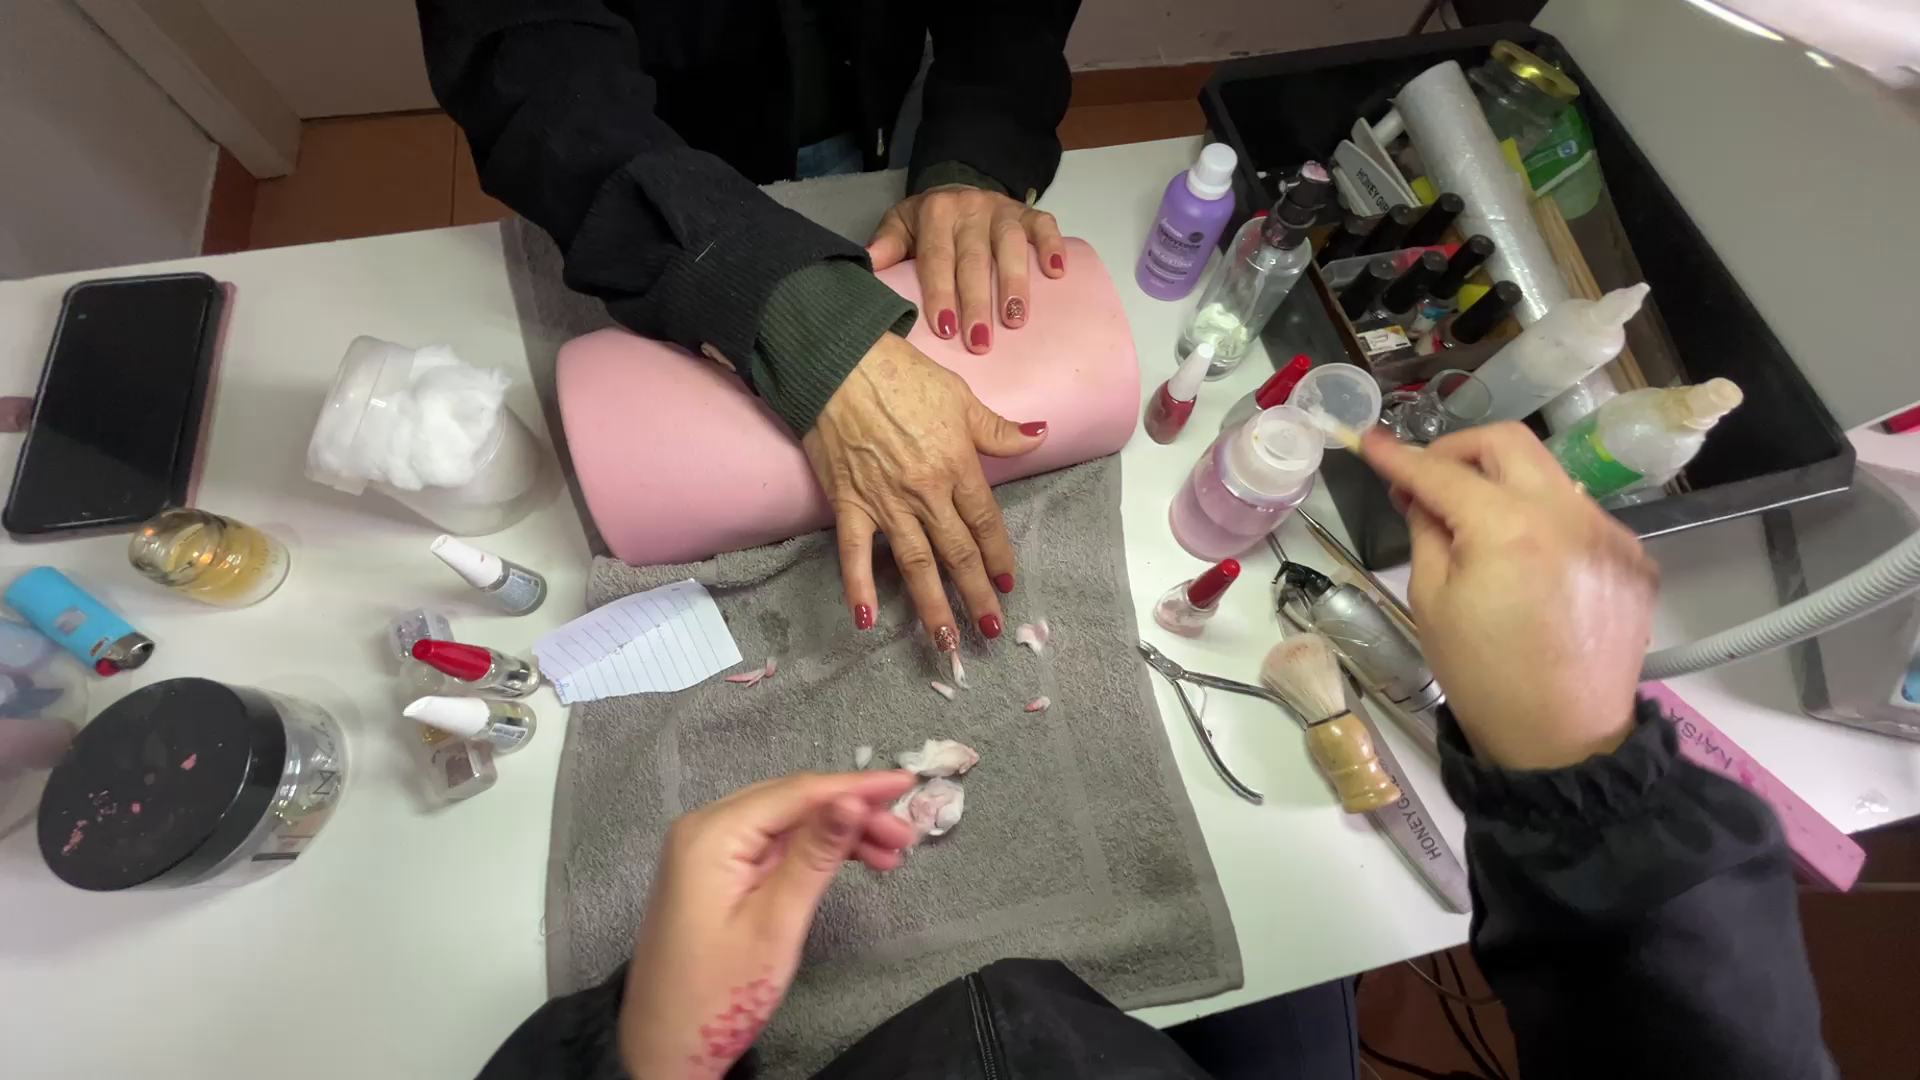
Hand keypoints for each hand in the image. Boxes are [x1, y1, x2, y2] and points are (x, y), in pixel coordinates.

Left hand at [617, 771, 919, 1079]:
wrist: (661, 1054)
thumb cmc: (718, 996)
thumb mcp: (775, 924)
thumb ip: (815, 854)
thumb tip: (853, 798)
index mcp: (713, 832)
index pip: (798, 792)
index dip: (856, 786)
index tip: (906, 783)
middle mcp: (709, 825)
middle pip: (797, 802)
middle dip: (855, 812)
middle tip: (906, 834)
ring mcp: (713, 846)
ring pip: (792, 820)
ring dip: (842, 832)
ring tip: (894, 851)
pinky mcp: (721, 868)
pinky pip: (778, 842)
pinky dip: (818, 850)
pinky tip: (859, 860)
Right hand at [804, 332, 1045, 647]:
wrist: (838, 364)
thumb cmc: (901, 375)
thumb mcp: (961, 397)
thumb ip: (999, 428)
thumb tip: (1040, 434)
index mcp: (957, 467)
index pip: (986, 522)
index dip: (999, 555)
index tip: (1008, 583)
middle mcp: (926, 494)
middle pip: (958, 552)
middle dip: (976, 594)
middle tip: (991, 630)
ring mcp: (886, 503)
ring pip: (916, 563)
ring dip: (932, 605)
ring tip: (945, 640)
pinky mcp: (849, 504)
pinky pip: (853, 554)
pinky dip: (859, 587)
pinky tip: (865, 621)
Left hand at [868, 185, 1066, 352]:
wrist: (957, 190)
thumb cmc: (928, 224)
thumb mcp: (901, 227)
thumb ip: (887, 245)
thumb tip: (866, 265)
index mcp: (936, 213)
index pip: (937, 257)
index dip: (940, 293)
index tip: (945, 329)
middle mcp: (970, 208)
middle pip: (973, 259)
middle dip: (977, 302)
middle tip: (980, 343)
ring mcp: (1002, 210)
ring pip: (1010, 245)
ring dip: (1014, 284)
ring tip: (1017, 320)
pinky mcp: (1027, 212)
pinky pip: (1044, 224)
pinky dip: (1052, 246)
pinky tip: (1057, 273)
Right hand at [1361, 424, 1658, 769]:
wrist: (1561, 735)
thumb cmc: (1478, 672)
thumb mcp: (1430, 598)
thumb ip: (1428, 531)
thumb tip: (1424, 497)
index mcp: (1509, 529)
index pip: (1442, 473)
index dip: (1399, 456)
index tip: (1370, 442)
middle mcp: (1568, 515)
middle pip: (1507, 443)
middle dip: (1456, 449)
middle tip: (1423, 476)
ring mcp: (1610, 533)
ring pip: (1544, 474)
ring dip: (1497, 482)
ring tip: (1467, 521)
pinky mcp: (1631, 556)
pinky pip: (1573, 512)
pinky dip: (1534, 516)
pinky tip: (1516, 555)